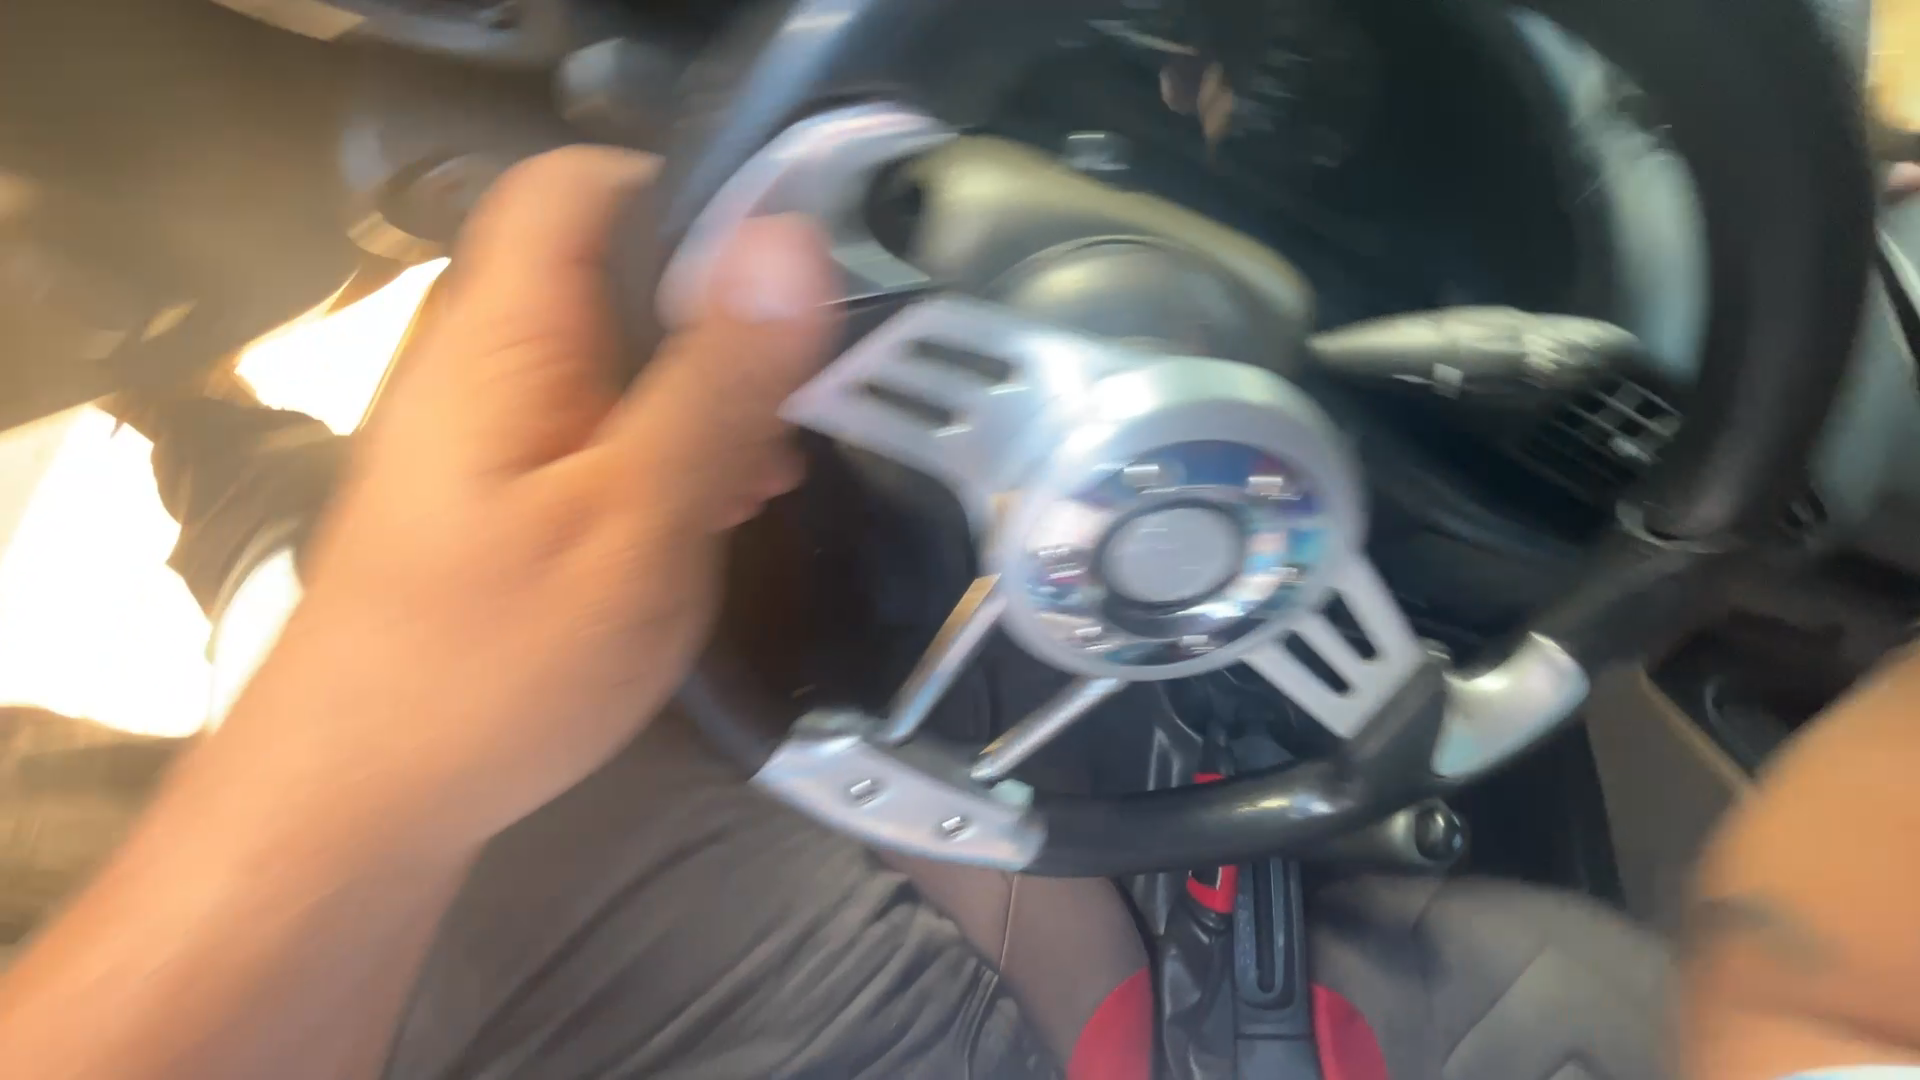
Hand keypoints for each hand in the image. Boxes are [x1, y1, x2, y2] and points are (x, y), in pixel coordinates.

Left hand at [213, 146, 839, 852]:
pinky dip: (681, 447)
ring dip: (715, 394)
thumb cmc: (502, 659)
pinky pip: (616, 427)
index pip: (589, 186)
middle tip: (808, 389)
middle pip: (624, 276)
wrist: (372, 799)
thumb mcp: (639, 517)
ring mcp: (505, 426)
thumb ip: (717, 381)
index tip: (795, 271)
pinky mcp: (520, 486)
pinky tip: (727, 502)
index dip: (696, 199)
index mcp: (510, 335)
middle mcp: (496, 360)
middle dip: (728, 321)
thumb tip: (790, 243)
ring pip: (630, 360)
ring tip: (779, 461)